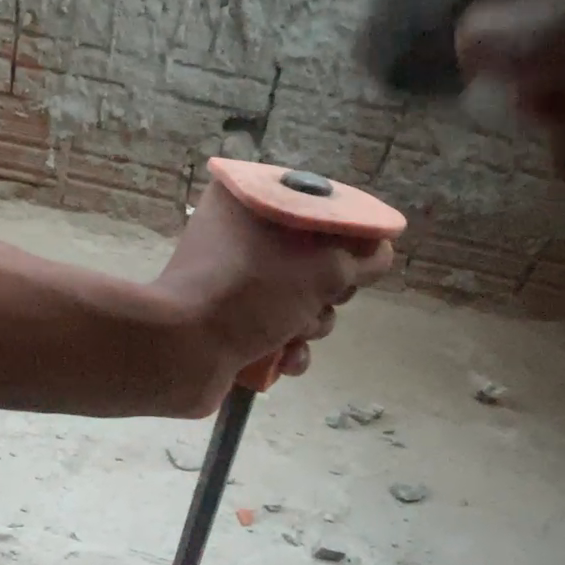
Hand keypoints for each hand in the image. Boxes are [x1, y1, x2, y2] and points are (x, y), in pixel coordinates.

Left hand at [150, 179, 392, 416]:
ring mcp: (238, 289)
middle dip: (328, 292)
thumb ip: (363, 258)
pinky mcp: (234, 330)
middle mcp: (244, 241)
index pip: (322, 214)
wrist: (181, 352)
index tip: (350, 263)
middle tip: (315, 297)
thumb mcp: (323, 267)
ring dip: (309, 326)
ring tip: (289, 333)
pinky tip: (283, 360)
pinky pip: (281, 338)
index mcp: (255, 204)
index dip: (346, 241)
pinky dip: (288, 351)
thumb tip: (382, 251)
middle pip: (320, 264)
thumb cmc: (249, 295)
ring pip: (305, 306)